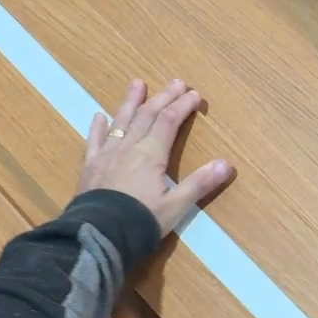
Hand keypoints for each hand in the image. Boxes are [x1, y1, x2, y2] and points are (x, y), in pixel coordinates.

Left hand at [77, 78, 234, 235]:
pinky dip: (98, 127)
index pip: (169, 122)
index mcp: (151, 154)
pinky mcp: (90, 167)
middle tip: (176, 82)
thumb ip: (200, 183)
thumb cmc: (142, 221)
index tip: (195, 95)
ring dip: (131, 102)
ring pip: (121, 122)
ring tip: (137, 84)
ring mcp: (107, 155)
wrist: (101, 234)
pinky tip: (100, 116)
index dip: (183, 107)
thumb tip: (227, 164)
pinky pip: (94, 141)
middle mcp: (129, 147)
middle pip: (148, 116)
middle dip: (164, 98)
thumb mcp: (177, 206)